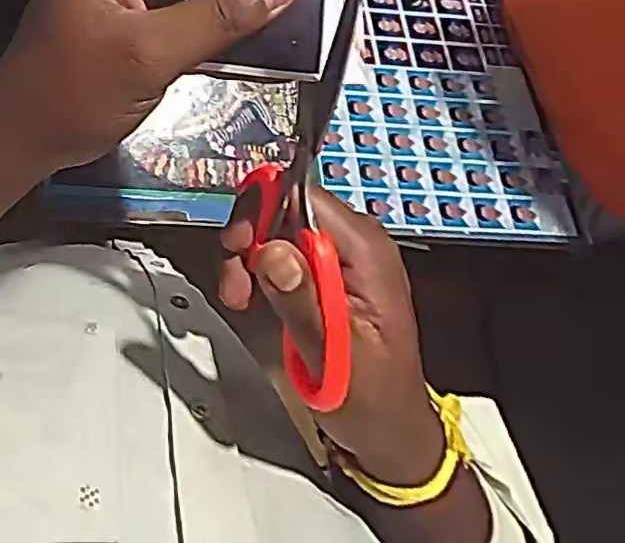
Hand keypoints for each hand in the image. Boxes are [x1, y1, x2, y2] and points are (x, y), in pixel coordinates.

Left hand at [0, 0, 295, 259]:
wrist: (19, 142)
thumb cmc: (75, 91)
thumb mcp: (150, 52)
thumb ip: (217, 17)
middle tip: (294, 15)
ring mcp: (112, 4)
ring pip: (180, 4)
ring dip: (217, 25)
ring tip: (279, 37)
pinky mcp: (117, 36)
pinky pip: (167, 29)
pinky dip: (196, 43)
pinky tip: (239, 57)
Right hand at [217, 176, 441, 484]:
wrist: (388, 431)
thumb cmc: (376, 400)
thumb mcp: (337, 355)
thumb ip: (303, 302)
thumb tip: (274, 252)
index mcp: (365, 249)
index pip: (300, 193)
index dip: (260, 210)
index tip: (239, 246)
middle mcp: (350, 239)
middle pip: (278, 203)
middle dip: (247, 237)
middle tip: (237, 279)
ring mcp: (332, 251)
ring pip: (267, 222)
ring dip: (244, 256)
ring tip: (242, 296)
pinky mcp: (315, 264)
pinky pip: (271, 244)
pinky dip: (251, 266)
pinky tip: (252, 295)